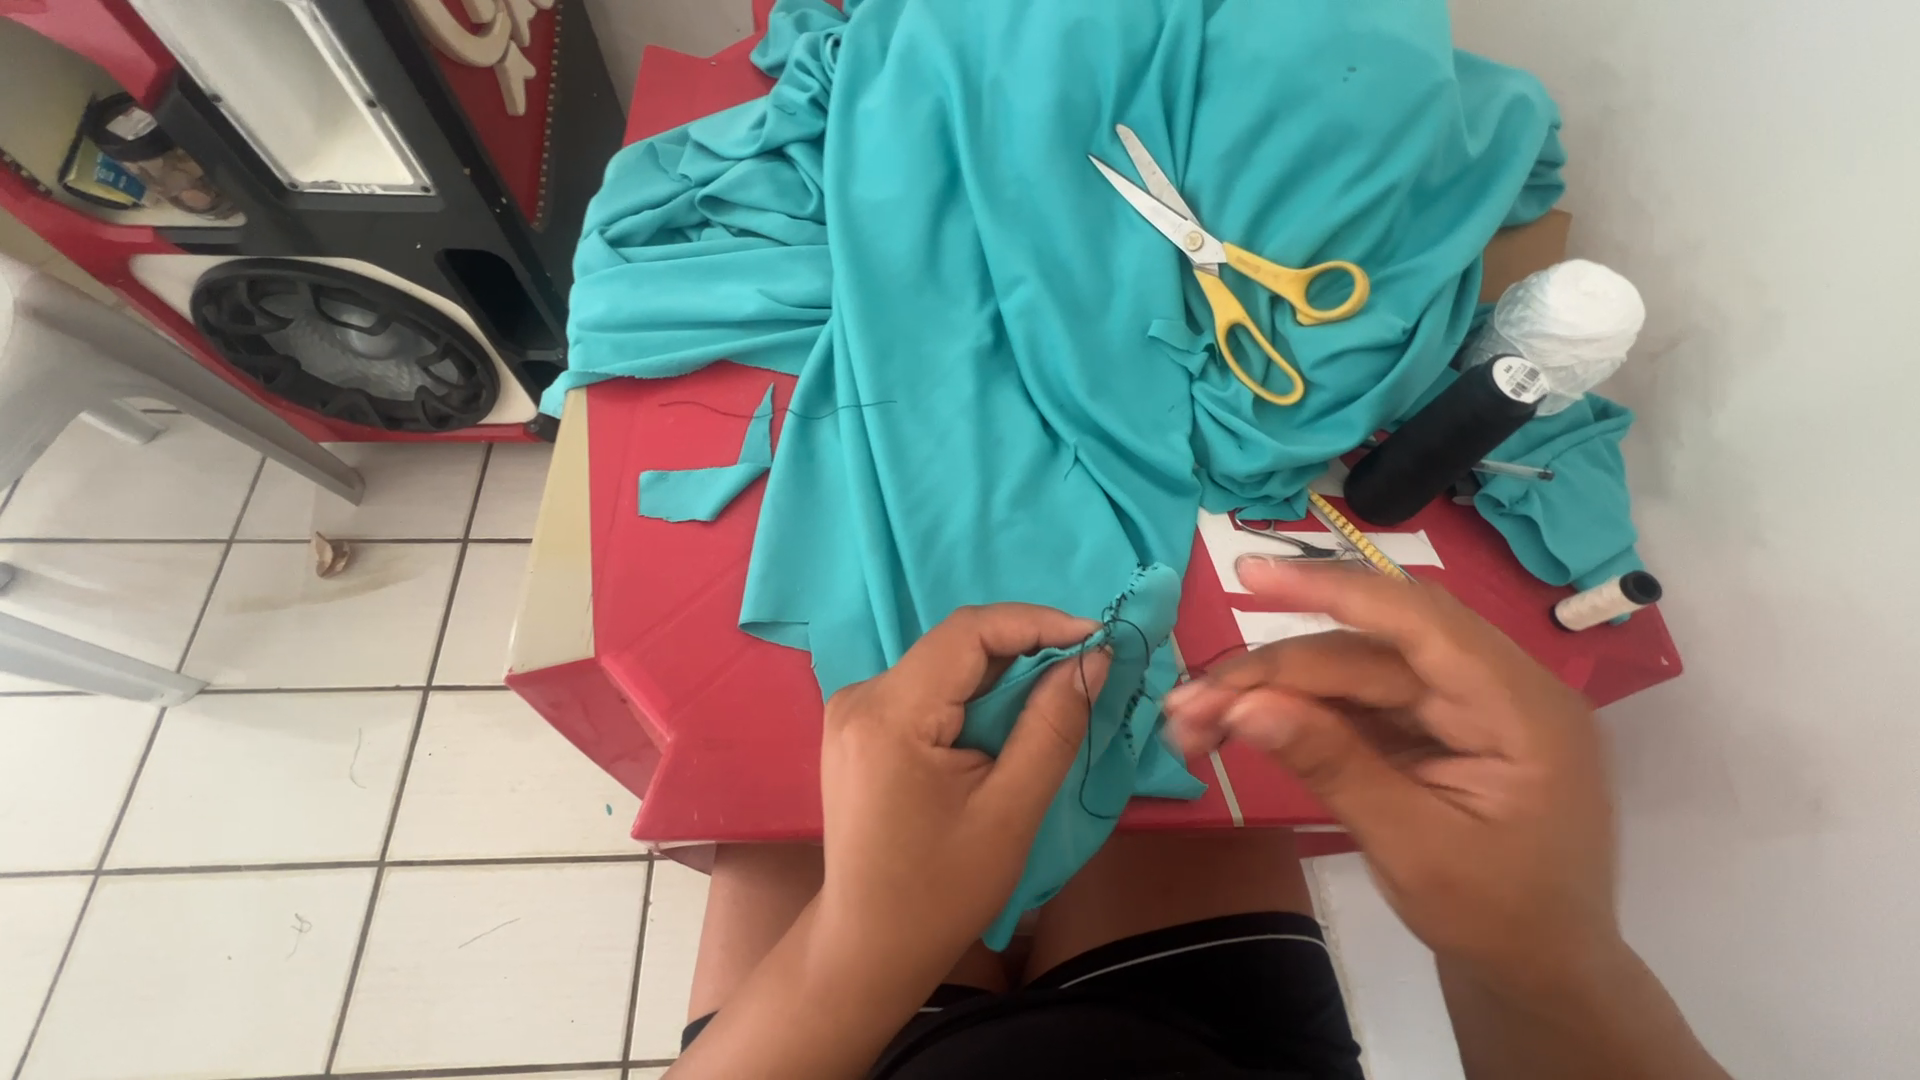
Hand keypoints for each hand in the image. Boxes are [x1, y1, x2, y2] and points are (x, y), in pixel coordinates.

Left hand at [817, 604, 1109, 967]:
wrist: (868, 944)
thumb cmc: (941, 890)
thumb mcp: (1011, 811)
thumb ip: (1052, 726)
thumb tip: (1091, 659)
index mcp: (890, 714)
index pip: (967, 633)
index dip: (1036, 622)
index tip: (1094, 636)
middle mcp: (861, 695)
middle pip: (955, 645)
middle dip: (1025, 647)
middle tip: (1086, 666)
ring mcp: (854, 708)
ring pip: (944, 664)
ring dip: (1002, 673)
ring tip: (1056, 690)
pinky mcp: (860, 724)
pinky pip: (927, 688)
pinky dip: (974, 694)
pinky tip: (1006, 718)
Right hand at [1163, 557, 1621, 994]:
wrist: (1537, 967)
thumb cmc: (1499, 918)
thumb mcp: (1414, 848)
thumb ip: (1333, 766)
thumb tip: (1244, 705)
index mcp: (1519, 709)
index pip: (1417, 621)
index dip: (1328, 589)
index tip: (1247, 576)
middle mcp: (1486, 686)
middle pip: (1359, 650)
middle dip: (1268, 671)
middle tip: (1188, 704)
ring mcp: (1449, 703)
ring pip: (1340, 670)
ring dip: (1265, 689)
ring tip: (1194, 720)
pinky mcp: (1419, 720)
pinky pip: (1343, 697)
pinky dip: (1285, 709)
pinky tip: (1236, 722)